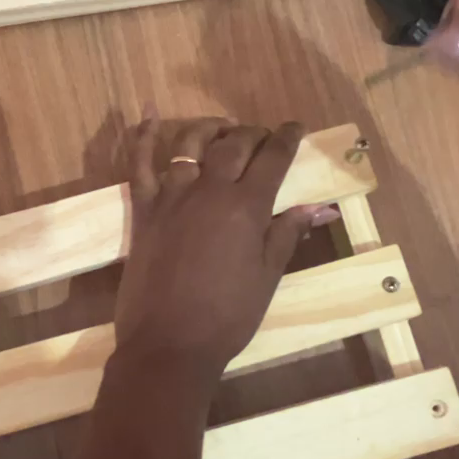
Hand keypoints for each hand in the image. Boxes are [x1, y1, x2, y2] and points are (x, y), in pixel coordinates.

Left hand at [114, 116, 340, 373]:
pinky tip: (149, 114)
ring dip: (209, 128)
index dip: (287, 139)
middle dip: (252, 133)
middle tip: (262, 135)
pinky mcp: (143, 210)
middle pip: (233, 145)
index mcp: (247, 208)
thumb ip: (286, 235)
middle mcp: (210, 191)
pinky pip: (140, 164)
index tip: (295, 128)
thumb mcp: (267, 278)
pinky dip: (144, 136)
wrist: (168, 344)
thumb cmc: (227, 318)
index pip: (273, 159)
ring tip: (222, 125)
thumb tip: (318, 207)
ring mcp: (172, 197)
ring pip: (190, 144)